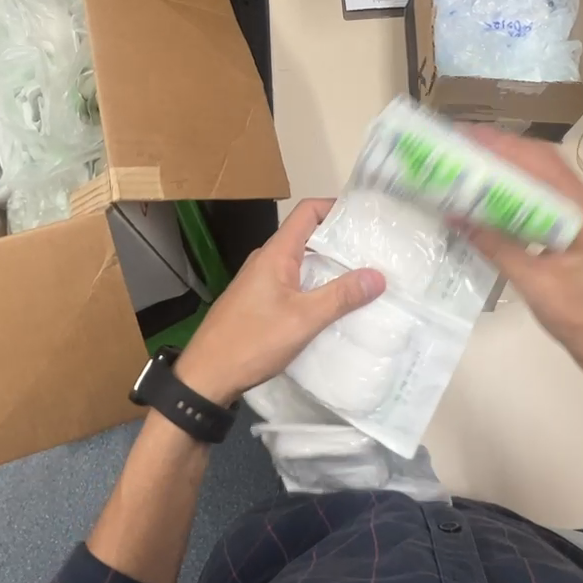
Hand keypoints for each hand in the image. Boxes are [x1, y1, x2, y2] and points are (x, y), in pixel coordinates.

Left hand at [175, 198, 385, 404]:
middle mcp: (267, 259)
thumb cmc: (252, 341)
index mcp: (276, 252)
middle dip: (339, 240)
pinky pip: (293, 281)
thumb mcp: (303, 320)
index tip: (365, 217)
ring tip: (361, 277)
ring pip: (301, 261)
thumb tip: (377, 276)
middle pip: (307, 235)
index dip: (335, 207)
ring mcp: (261, 280)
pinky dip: (315, 284)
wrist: (206, 375)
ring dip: (328, 265)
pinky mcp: (259, 300)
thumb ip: (340, 297)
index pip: (307, 211)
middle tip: (373, 251)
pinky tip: (333, 304)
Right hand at [456, 127, 582, 369]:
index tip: (469, 136)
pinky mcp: (576, 221)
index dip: (505, 147)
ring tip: (472, 154)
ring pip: (544, 170)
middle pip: (543, 159)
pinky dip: (516, 179)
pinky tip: (492, 184)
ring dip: (509, 159)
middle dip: (503, 146)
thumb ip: (496, 247)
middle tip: (463, 141)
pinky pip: (544, 188)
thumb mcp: (534, 284)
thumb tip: (456, 216)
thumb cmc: (579, 318)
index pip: (543, 165)